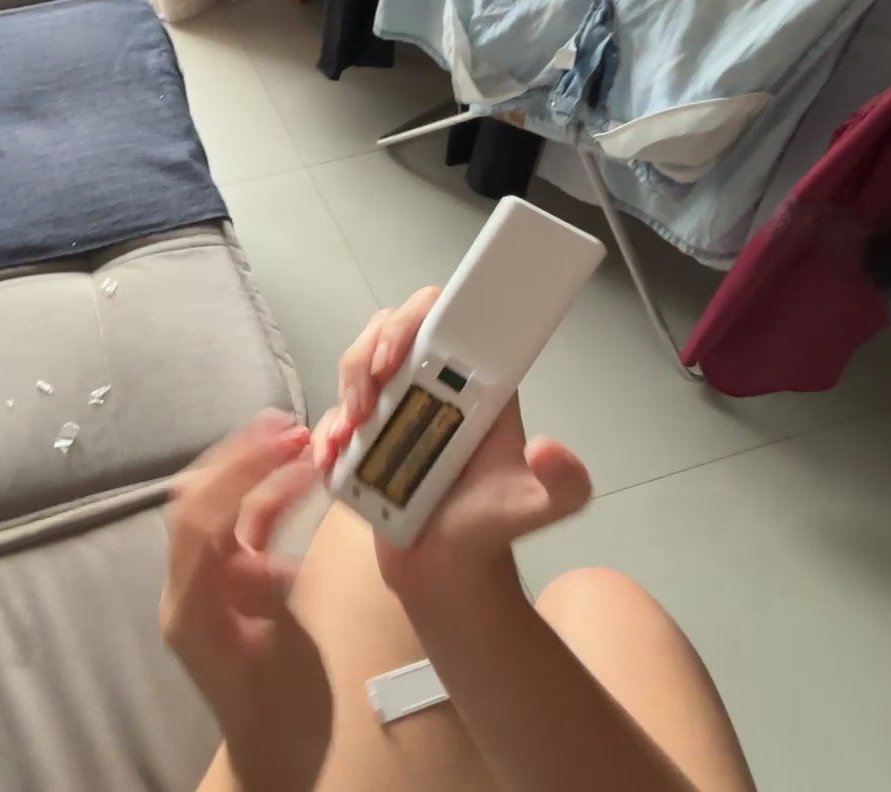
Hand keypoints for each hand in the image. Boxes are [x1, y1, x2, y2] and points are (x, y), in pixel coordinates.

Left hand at [162, 411, 332, 791]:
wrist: (276, 758)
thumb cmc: (286, 723)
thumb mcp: (289, 666)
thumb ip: (273, 604)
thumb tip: (266, 560)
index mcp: (191, 608)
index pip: (196, 522)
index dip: (234, 475)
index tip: (280, 444)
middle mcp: (189, 582)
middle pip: (197, 500)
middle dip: (238, 455)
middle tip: (285, 426)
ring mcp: (210, 576)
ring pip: (221, 504)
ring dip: (254, 465)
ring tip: (296, 435)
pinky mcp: (232, 577)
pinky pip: (246, 523)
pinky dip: (271, 492)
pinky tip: (302, 471)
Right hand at [310, 288, 592, 594]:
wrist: (442, 570)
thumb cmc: (488, 528)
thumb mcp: (539, 506)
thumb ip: (564, 482)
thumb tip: (548, 449)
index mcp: (470, 382)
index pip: (438, 319)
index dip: (410, 321)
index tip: (393, 358)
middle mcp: (428, 384)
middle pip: (386, 331)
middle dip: (365, 358)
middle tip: (364, 404)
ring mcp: (390, 405)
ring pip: (355, 365)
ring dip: (344, 393)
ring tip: (348, 437)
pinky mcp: (360, 433)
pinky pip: (333, 413)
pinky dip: (326, 431)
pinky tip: (331, 458)